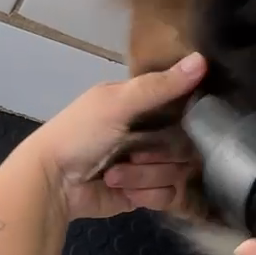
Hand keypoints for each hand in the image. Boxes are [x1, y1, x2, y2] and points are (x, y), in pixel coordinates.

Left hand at [20, 53, 205, 220]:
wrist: (53, 183)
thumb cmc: (79, 134)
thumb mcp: (116, 102)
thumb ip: (159, 86)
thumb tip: (202, 59)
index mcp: (140, 105)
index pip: (184, 107)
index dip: (187, 116)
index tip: (180, 121)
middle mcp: (148, 134)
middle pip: (186, 144)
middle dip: (159, 152)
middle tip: (133, 152)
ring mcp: (147, 166)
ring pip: (178, 171)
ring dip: (146, 175)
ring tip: (116, 174)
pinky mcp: (144, 194)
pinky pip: (169, 195)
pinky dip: (147, 194)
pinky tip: (126, 192)